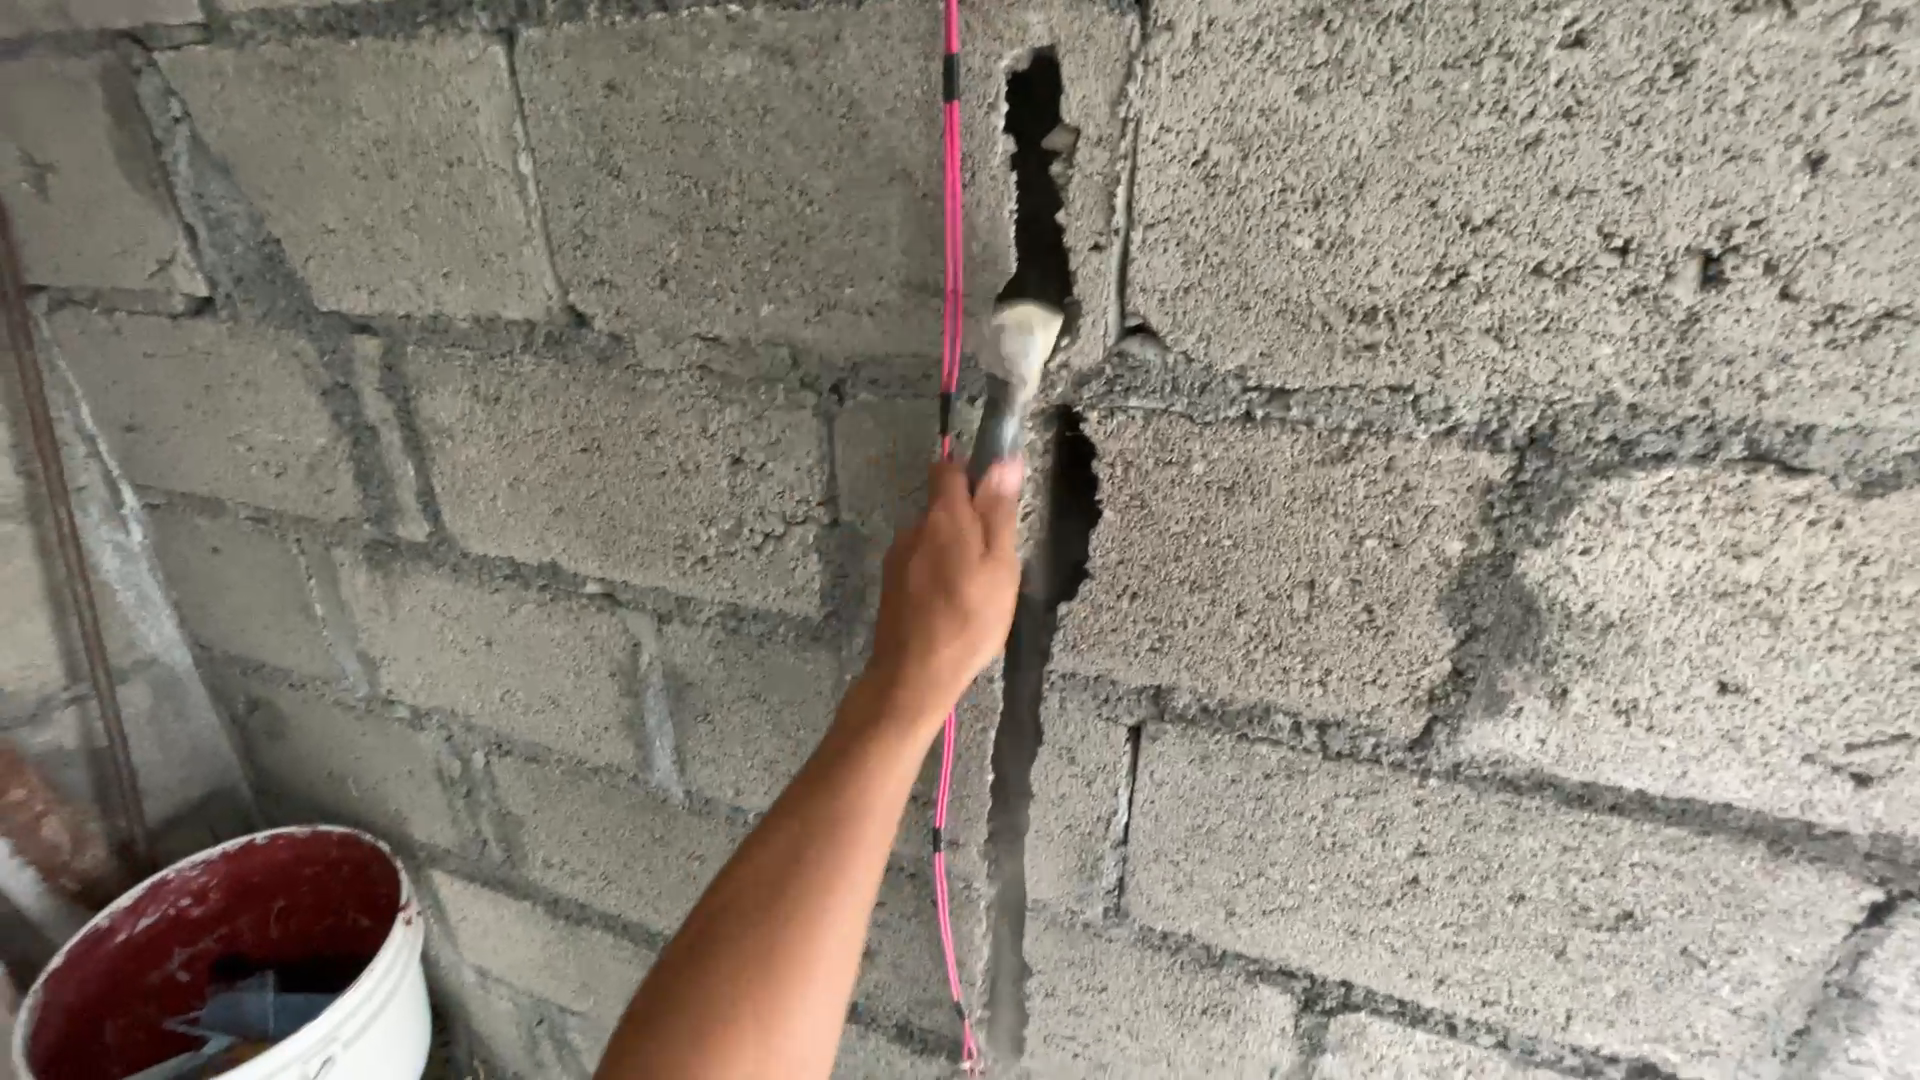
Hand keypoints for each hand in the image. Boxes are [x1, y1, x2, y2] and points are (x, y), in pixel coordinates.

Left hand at [861, 459, 1022, 732]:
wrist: (915, 673)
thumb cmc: (969, 619)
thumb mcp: (999, 565)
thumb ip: (998, 512)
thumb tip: (1005, 459)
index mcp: (943, 516)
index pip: (948, 467)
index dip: (970, 470)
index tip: (993, 492)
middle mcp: (913, 528)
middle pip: (941, 506)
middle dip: (966, 519)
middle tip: (994, 556)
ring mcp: (897, 557)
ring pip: (931, 538)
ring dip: (951, 549)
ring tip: (974, 586)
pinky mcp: (890, 584)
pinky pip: (919, 563)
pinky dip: (936, 572)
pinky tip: (950, 602)